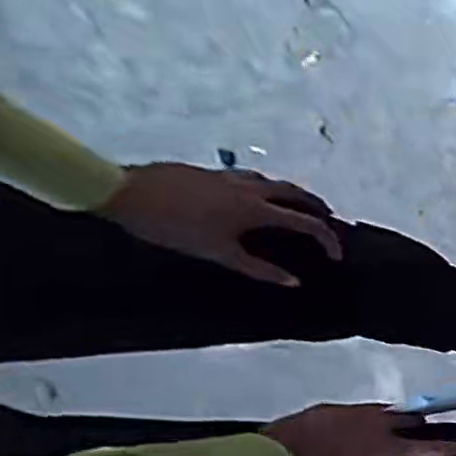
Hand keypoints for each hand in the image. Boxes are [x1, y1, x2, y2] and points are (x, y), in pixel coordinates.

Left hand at [97, 163, 343, 285]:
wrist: (120, 191)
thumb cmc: (174, 227)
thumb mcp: (219, 254)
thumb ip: (259, 269)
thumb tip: (294, 282)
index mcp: (256, 210)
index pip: (306, 223)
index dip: (327, 239)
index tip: (335, 255)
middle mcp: (248, 189)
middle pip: (295, 192)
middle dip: (316, 205)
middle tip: (327, 216)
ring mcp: (226, 177)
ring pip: (270, 180)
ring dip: (289, 192)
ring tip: (293, 204)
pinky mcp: (205, 172)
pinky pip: (246, 178)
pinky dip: (261, 188)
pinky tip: (250, 196)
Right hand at [260, 404, 455, 455]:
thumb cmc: (296, 432)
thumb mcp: (330, 412)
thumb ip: (358, 414)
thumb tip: (375, 415)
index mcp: (376, 419)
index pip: (412, 420)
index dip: (423, 423)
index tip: (430, 426)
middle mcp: (389, 443)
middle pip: (432, 445)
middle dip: (455, 448)